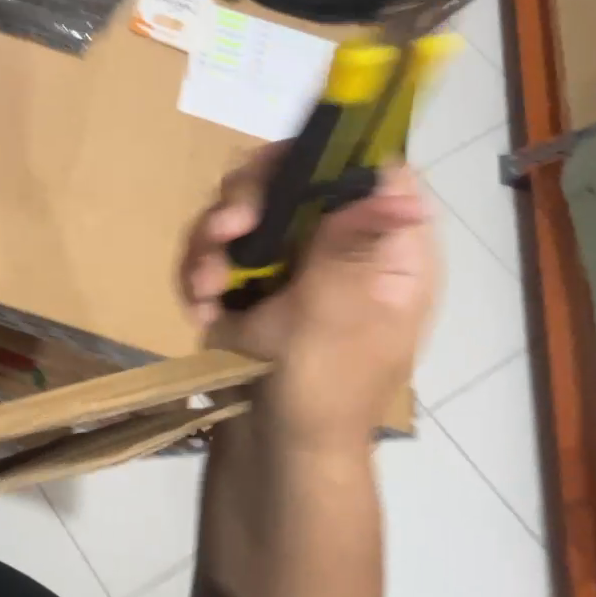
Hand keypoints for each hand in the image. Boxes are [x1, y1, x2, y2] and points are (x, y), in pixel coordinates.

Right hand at [180, 144, 438, 450]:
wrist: (270, 437)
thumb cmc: (319, 383)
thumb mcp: (337, 315)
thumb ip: (351, 247)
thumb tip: (400, 188)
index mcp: (384, 252)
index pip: (368, 175)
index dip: (322, 159)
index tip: (273, 171)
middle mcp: (336, 246)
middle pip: (286, 183)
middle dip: (242, 206)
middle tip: (224, 234)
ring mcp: (286, 262)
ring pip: (236, 214)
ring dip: (208, 248)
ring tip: (204, 290)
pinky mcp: (243, 279)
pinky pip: (208, 249)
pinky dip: (195, 274)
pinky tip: (199, 306)